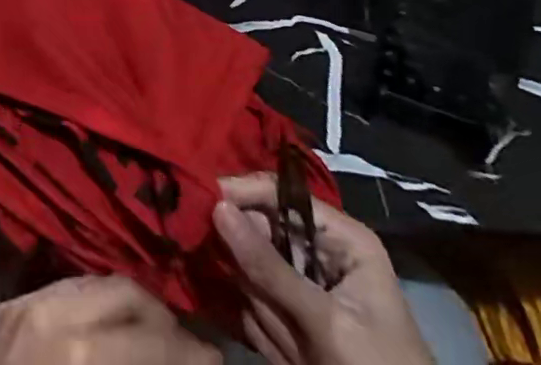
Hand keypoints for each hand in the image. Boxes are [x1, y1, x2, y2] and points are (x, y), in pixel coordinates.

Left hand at [0, 276, 222, 364]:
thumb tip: (181, 363)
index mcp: (78, 352)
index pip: (155, 338)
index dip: (192, 352)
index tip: (216, 360)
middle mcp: (53, 311)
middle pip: (128, 292)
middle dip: (164, 320)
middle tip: (185, 349)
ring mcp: (25, 303)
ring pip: (97, 283)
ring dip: (129, 307)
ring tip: (149, 336)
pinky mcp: (8, 306)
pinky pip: (65, 289)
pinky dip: (93, 306)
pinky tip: (104, 331)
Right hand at [213, 174, 433, 364]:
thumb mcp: (327, 321)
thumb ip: (270, 268)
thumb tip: (218, 208)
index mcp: (342, 237)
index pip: (280, 195)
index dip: (240, 192)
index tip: (199, 198)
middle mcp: (321, 251)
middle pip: (261, 233)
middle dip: (251, 268)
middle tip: (264, 304)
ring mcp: (305, 285)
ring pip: (254, 275)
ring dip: (265, 313)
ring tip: (301, 348)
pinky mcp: (293, 316)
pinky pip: (258, 308)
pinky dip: (266, 331)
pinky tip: (295, 356)